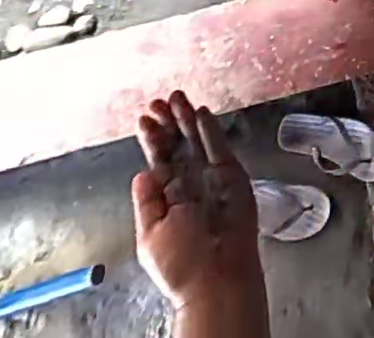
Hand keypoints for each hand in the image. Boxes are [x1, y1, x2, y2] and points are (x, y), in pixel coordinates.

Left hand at [133, 90, 268, 336]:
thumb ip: (147, 204)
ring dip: (186, 118)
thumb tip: (141, 174)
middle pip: (177, 144)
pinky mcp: (232, 172)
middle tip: (160, 100)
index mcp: (168, 197)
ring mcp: (210, 175)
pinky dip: (210, 128)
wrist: (218, 274)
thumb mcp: (151, 237)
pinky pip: (218, 145)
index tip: (144, 118)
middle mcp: (189, 181)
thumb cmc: (183, 263)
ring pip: (196, 139)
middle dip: (168, 122)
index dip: (151, 139)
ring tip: (177, 97)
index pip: (158, 160)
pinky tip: (201, 112)